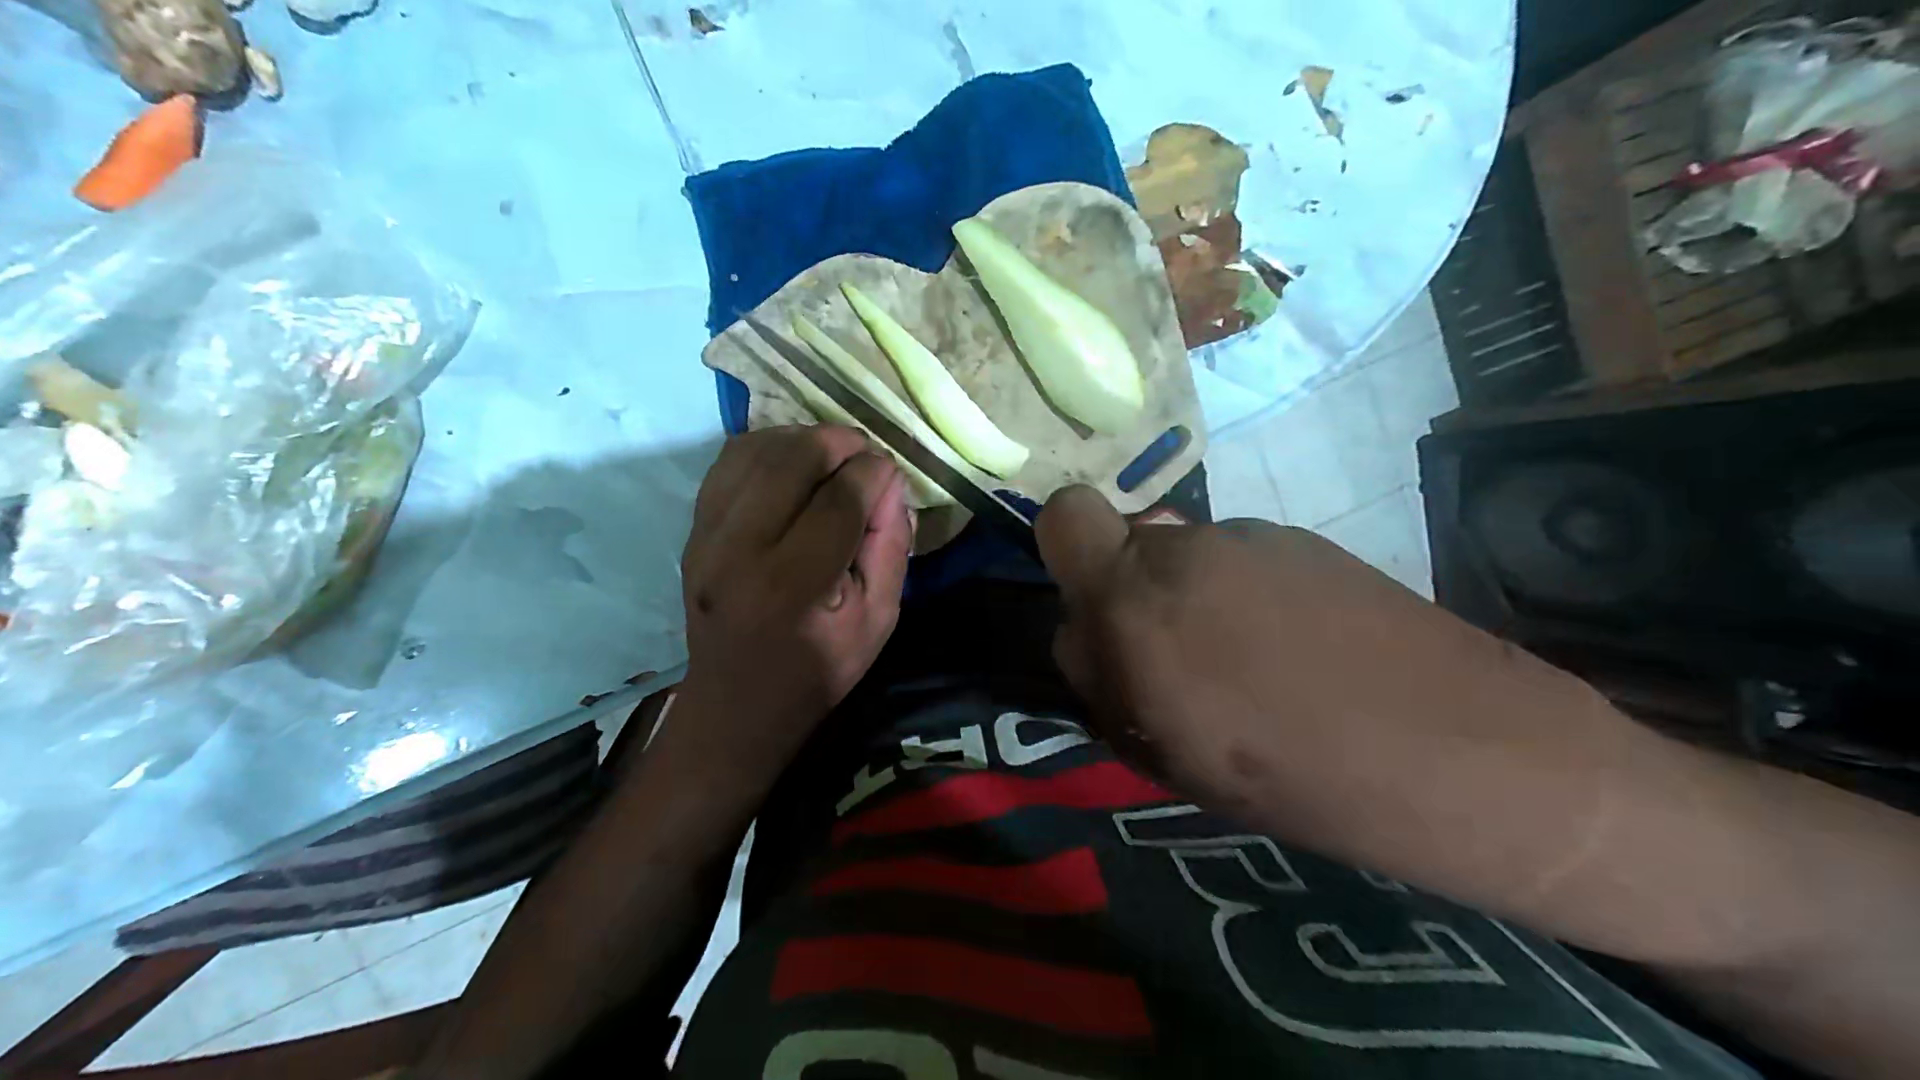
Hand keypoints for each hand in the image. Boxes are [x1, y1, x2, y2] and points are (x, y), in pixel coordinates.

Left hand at [677, 426, 911, 775]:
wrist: (738, 702)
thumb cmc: (819, 668)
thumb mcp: (879, 619)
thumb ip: (890, 546)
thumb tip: (888, 481)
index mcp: (793, 585)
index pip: (839, 499)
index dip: (873, 472)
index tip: (891, 471)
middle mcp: (740, 550)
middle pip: (792, 460)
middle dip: (839, 442)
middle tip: (864, 453)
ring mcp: (707, 536)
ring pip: (756, 450)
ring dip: (802, 439)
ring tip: (831, 454)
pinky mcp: (694, 529)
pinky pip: (728, 462)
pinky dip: (766, 448)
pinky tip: (792, 461)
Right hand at [1034, 485, 1655, 899]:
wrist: (1466, 753)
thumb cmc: (1292, 777)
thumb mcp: (1163, 751)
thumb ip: (1104, 676)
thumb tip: (1085, 632)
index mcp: (1136, 602)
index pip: (1064, 517)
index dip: (1068, 552)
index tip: (1095, 607)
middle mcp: (1186, 550)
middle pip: (1124, 545)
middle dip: (1130, 592)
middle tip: (1175, 659)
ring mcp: (1252, 537)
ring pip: (1183, 554)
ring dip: (1190, 597)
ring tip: (1248, 664)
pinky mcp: (1305, 539)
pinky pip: (1239, 558)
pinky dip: (1244, 594)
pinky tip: (1296, 649)